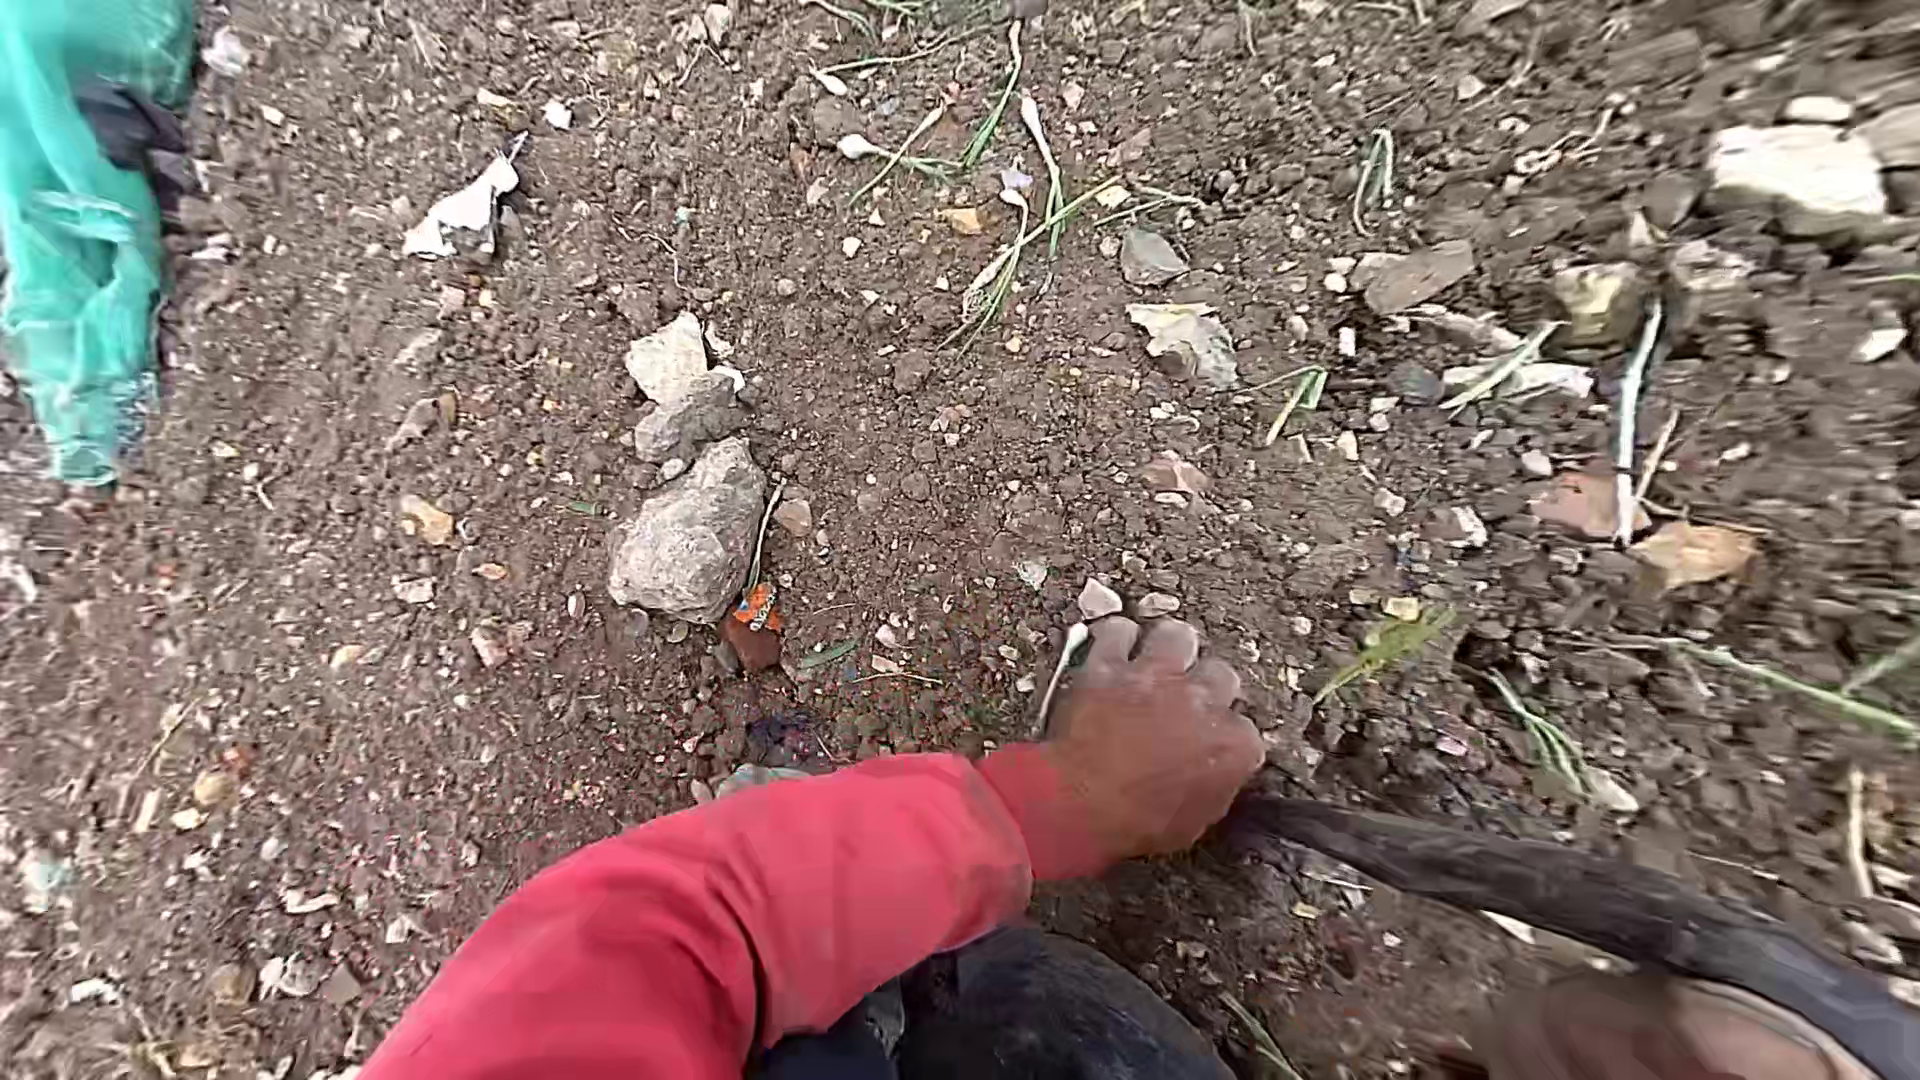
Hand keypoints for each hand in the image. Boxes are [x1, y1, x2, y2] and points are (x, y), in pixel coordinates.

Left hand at [1040, 618, 1263, 863]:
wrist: (1083, 800)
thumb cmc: (1137, 821)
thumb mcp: (1195, 820)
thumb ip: (1214, 785)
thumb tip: (1213, 772)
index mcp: (1232, 744)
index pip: (1243, 727)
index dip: (1222, 732)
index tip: (1207, 738)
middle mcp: (1201, 700)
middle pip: (1220, 672)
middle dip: (1206, 682)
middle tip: (1186, 693)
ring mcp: (1153, 675)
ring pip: (1176, 635)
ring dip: (1169, 645)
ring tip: (1157, 655)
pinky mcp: (1110, 664)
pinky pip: (1118, 631)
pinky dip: (1116, 636)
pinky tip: (1113, 644)